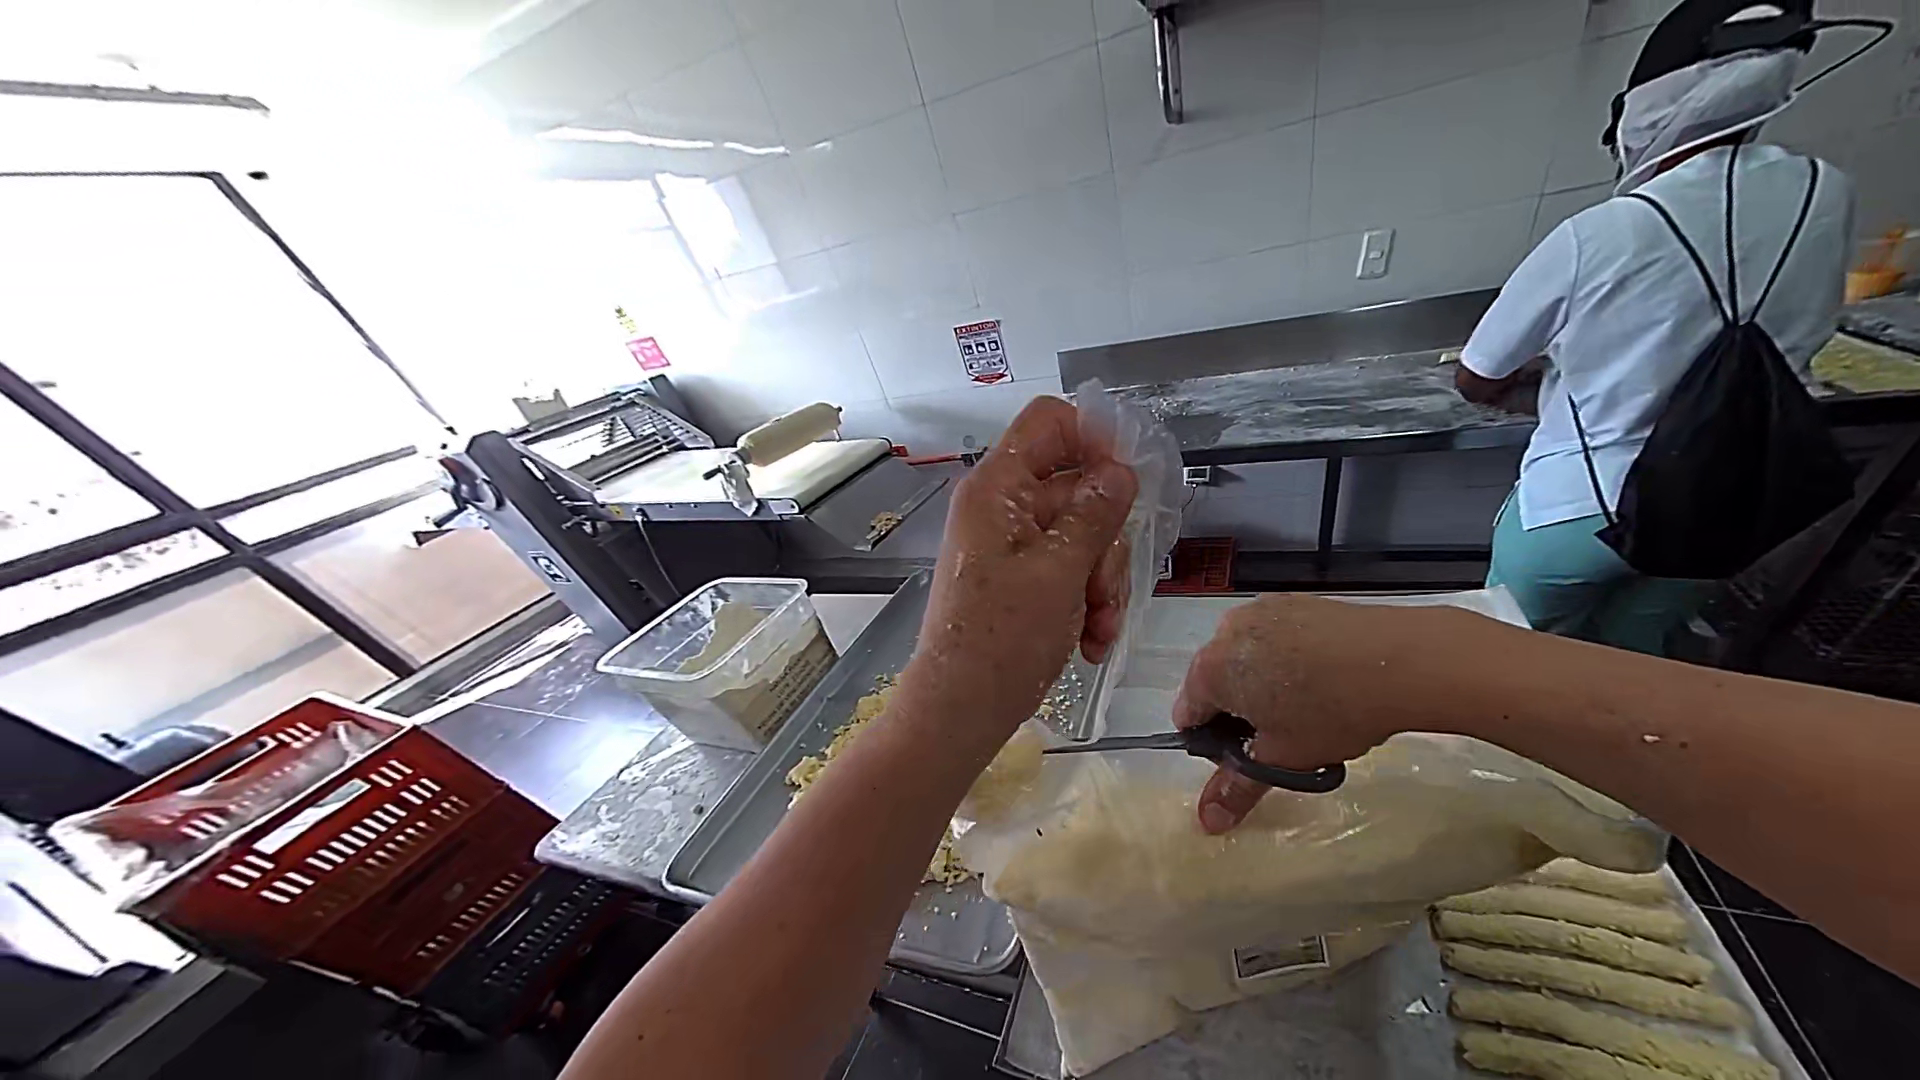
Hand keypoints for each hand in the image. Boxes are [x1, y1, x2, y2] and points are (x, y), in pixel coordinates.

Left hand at [904, 396, 1137, 740]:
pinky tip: (1090, 638)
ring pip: (1082, 536)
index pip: (1049, 422)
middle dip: (1105, 541)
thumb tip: (1121, 470)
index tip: (1129, 477)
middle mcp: (1002, 507)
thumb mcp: (1059, 571)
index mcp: (997, 488)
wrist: (961, 708)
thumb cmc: (1001, 638)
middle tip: (1104, 588)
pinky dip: (1087, 600)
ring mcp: (1012, 545)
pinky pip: (1070, 569)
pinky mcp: (1021, 578)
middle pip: (1077, 489)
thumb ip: (1095, 513)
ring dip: (1102, 581)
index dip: (1093, 436)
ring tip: (1098, 625)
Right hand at [1173, 594, 1484, 832]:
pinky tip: (1322, 670)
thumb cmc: (1334, 713)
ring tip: (1307, 699)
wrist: (1406, 658)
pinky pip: (1271, 635)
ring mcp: (1257, 610)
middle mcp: (1222, 632)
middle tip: (1283, 729)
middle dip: (1237, 707)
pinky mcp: (1290, 599)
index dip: (1214, 740)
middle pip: (1213, 680)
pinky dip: (1284, 654)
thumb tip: (1207, 823)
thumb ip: (1239, 787)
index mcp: (1208, 670)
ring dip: (1259, 679)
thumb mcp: (1286, 756)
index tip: (1252, 751)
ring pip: (1242, 655)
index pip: (1187, 713)